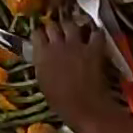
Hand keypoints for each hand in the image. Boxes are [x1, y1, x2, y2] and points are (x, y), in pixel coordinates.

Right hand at [31, 10, 121, 130]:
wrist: (84, 107)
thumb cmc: (60, 102)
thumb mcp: (43, 82)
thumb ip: (42, 65)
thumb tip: (42, 57)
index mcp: (42, 54)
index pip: (36, 34)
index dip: (39, 34)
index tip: (40, 36)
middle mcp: (57, 44)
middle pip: (53, 26)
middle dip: (54, 26)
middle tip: (56, 30)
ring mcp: (76, 45)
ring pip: (71, 25)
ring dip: (71, 25)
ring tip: (73, 28)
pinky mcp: (93, 49)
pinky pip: (96, 33)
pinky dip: (96, 32)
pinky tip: (96, 33)